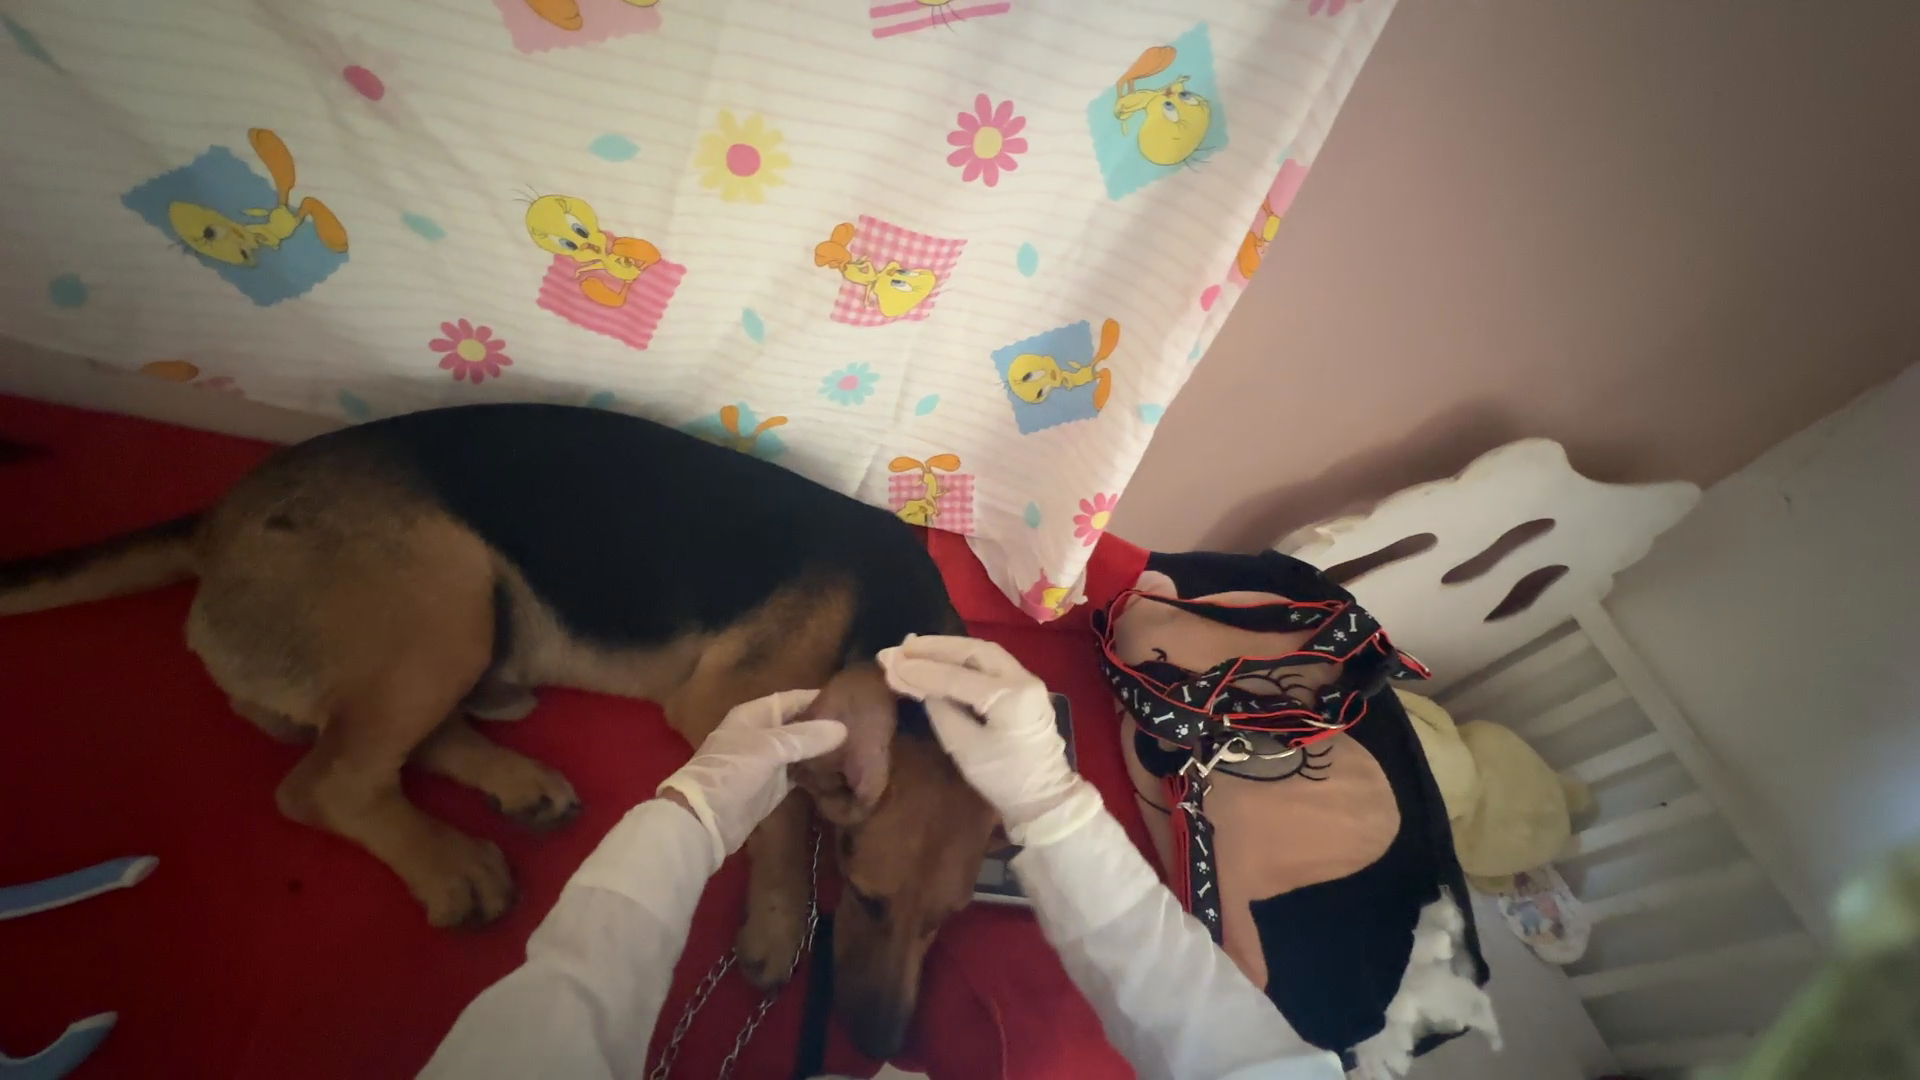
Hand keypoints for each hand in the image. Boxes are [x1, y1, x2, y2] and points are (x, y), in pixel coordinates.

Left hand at [657, 690, 845, 863]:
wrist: (704, 821)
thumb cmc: (731, 773)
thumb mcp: (769, 748)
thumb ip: (806, 737)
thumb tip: (843, 728)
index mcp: (755, 714)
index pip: (793, 699)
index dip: (819, 698)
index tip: (849, 701)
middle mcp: (762, 733)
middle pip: (799, 723)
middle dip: (824, 724)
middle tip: (858, 726)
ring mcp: (767, 760)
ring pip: (801, 748)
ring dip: (822, 749)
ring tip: (854, 747)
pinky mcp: (773, 785)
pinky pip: (799, 771)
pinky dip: (816, 770)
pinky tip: (837, 770)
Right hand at [879, 636, 1094, 843]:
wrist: (1044, 798)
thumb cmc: (1003, 779)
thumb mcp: (964, 748)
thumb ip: (940, 710)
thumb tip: (916, 682)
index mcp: (1010, 697)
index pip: (956, 676)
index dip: (921, 669)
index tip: (891, 662)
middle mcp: (1022, 679)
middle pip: (973, 651)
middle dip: (935, 647)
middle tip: (903, 647)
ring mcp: (1027, 680)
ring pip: (983, 652)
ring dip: (949, 648)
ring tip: (917, 648)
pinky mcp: (1025, 687)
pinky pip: (991, 663)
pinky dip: (964, 658)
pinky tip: (942, 658)